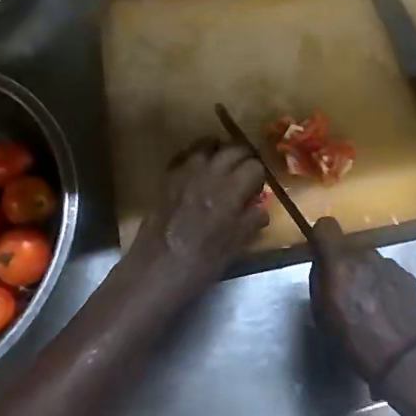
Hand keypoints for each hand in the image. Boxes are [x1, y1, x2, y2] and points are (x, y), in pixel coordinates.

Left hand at [124, 140, 266, 299]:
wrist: (155, 270)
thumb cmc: (199, 266)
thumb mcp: (234, 249)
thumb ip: (250, 223)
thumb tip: (261, 209)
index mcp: (229, 193)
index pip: (254, 166)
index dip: (260, 175)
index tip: (259, 187)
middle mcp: (208, 175)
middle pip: (233, 148)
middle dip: (245, 157)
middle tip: (246, 172)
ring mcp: (185, 173)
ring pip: (208, 144)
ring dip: (220, 151)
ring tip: (224, 165)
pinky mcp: (167, 178)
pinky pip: (185, 155)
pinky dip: (196, 156)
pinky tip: (198, 171)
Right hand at [309, 217, 415, 385]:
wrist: (406, 359)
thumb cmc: (357, 342)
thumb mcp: (323, 316)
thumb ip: (319, 282)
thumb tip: (322, 266)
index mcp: (340, 263)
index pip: (326, 226)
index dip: (322, 237)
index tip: (321, 254)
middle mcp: (365, 256)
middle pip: (349, 247)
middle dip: (344, 263)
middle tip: (346, 291)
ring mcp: (389, 264)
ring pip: (369, 260)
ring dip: (365, 274)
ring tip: (370, 304)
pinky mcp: (407, 276)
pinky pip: (387, 272)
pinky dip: (383, 284)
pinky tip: (388, 308)